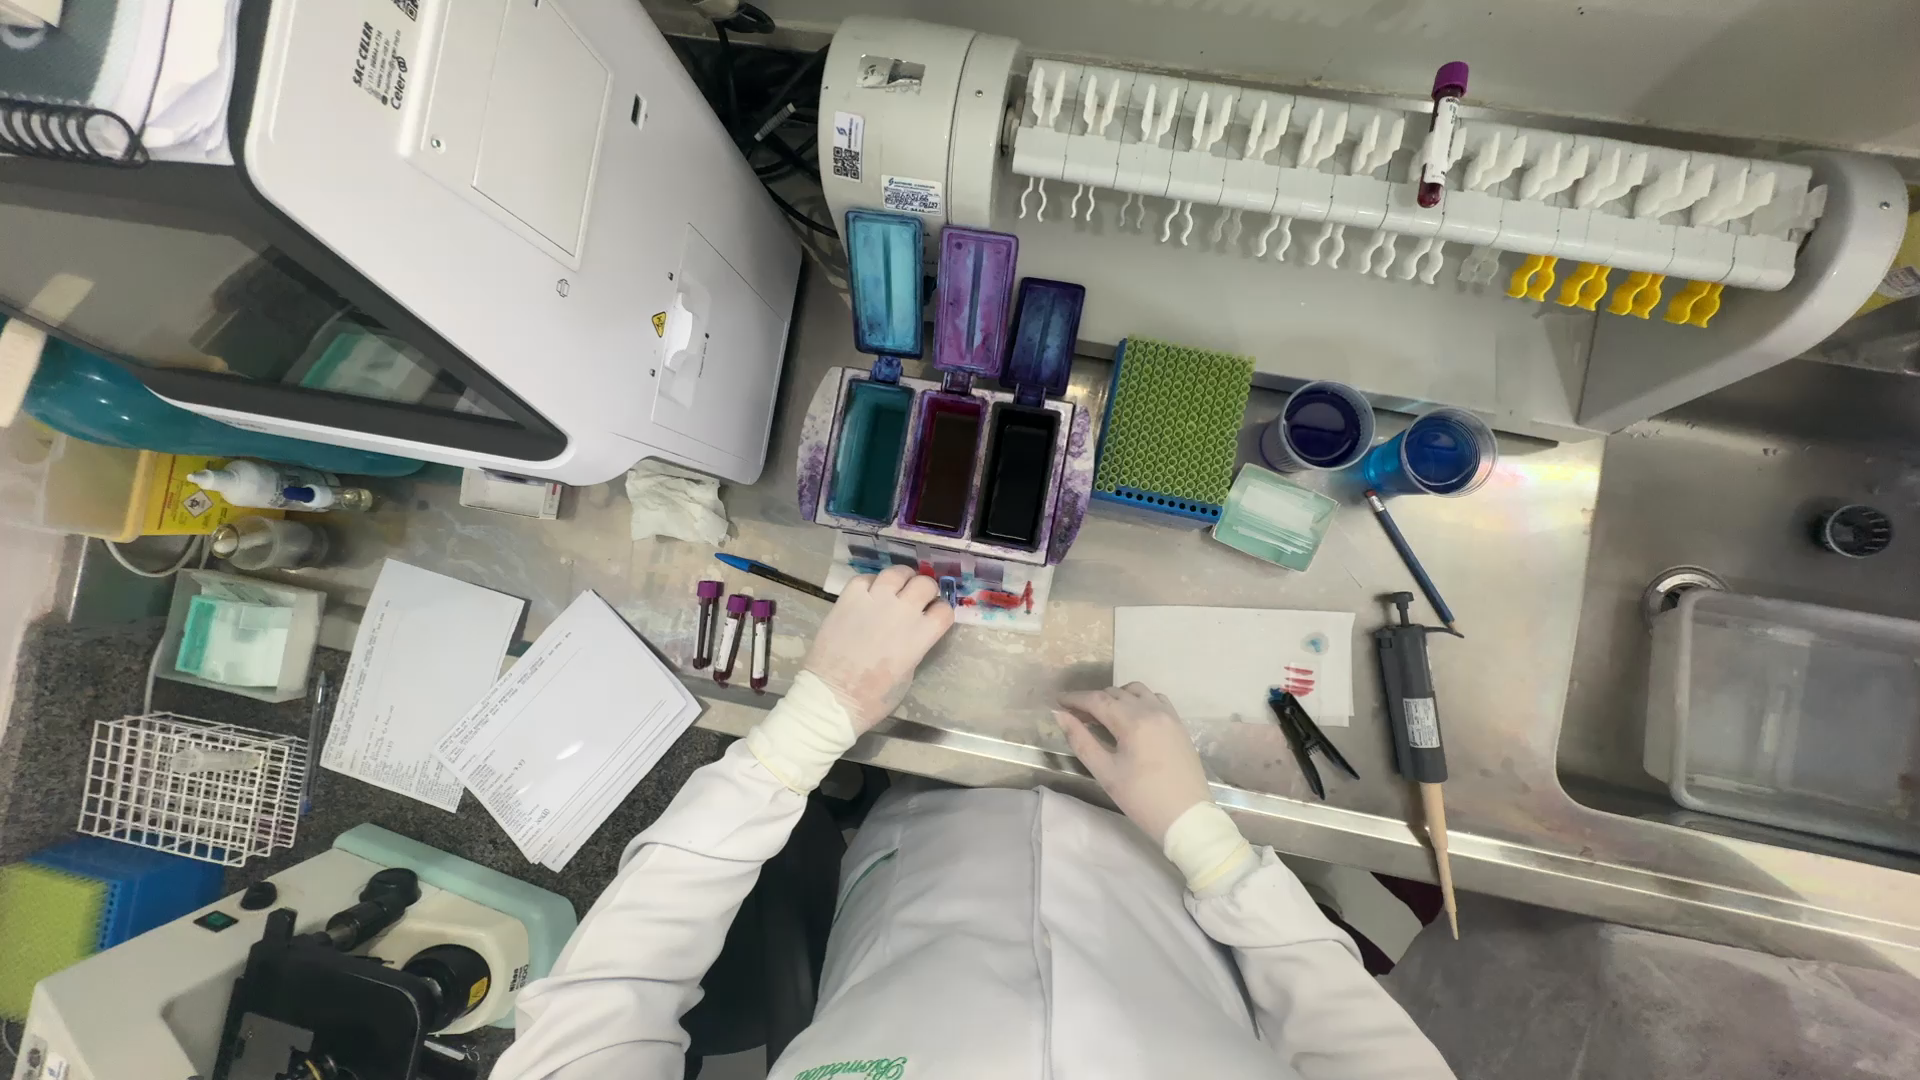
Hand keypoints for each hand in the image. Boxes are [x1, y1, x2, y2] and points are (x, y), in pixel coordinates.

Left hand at [802, 565, 954, 732]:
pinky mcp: (849, 598)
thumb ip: (915, 647)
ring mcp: (874, 600)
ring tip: (896, 588)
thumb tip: (913, 632)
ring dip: (902, 578)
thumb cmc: (873, 698)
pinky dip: (871, 583)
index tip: (934, 616)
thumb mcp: (907, 675)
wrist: (831, 697)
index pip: (944, 610)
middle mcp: (901, 611)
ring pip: (896, 573)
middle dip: (926, 590)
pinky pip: (865, 578)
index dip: (941, 612)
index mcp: (921, 635)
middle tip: (917, 598)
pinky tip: (869, 594)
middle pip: (925, 584)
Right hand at [1055, 683, 1211, 842]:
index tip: (1058, 701)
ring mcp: (1168, 715)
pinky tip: (1132, 718)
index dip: (1074, 699)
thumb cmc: (1142, 799)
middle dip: (1093, 700)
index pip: (1097, 700)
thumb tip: (1059, 715)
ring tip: (1104, 715)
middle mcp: (1152, 710)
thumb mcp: (1105, 773)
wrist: (1187, 818)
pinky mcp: (1178, 724)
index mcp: (1133, 722)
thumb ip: (1080, 740)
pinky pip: (1155, 698)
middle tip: (1077, 716)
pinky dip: (1138, 700)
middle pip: (1115, 693)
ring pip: (1136, 691)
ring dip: (1116, 697)